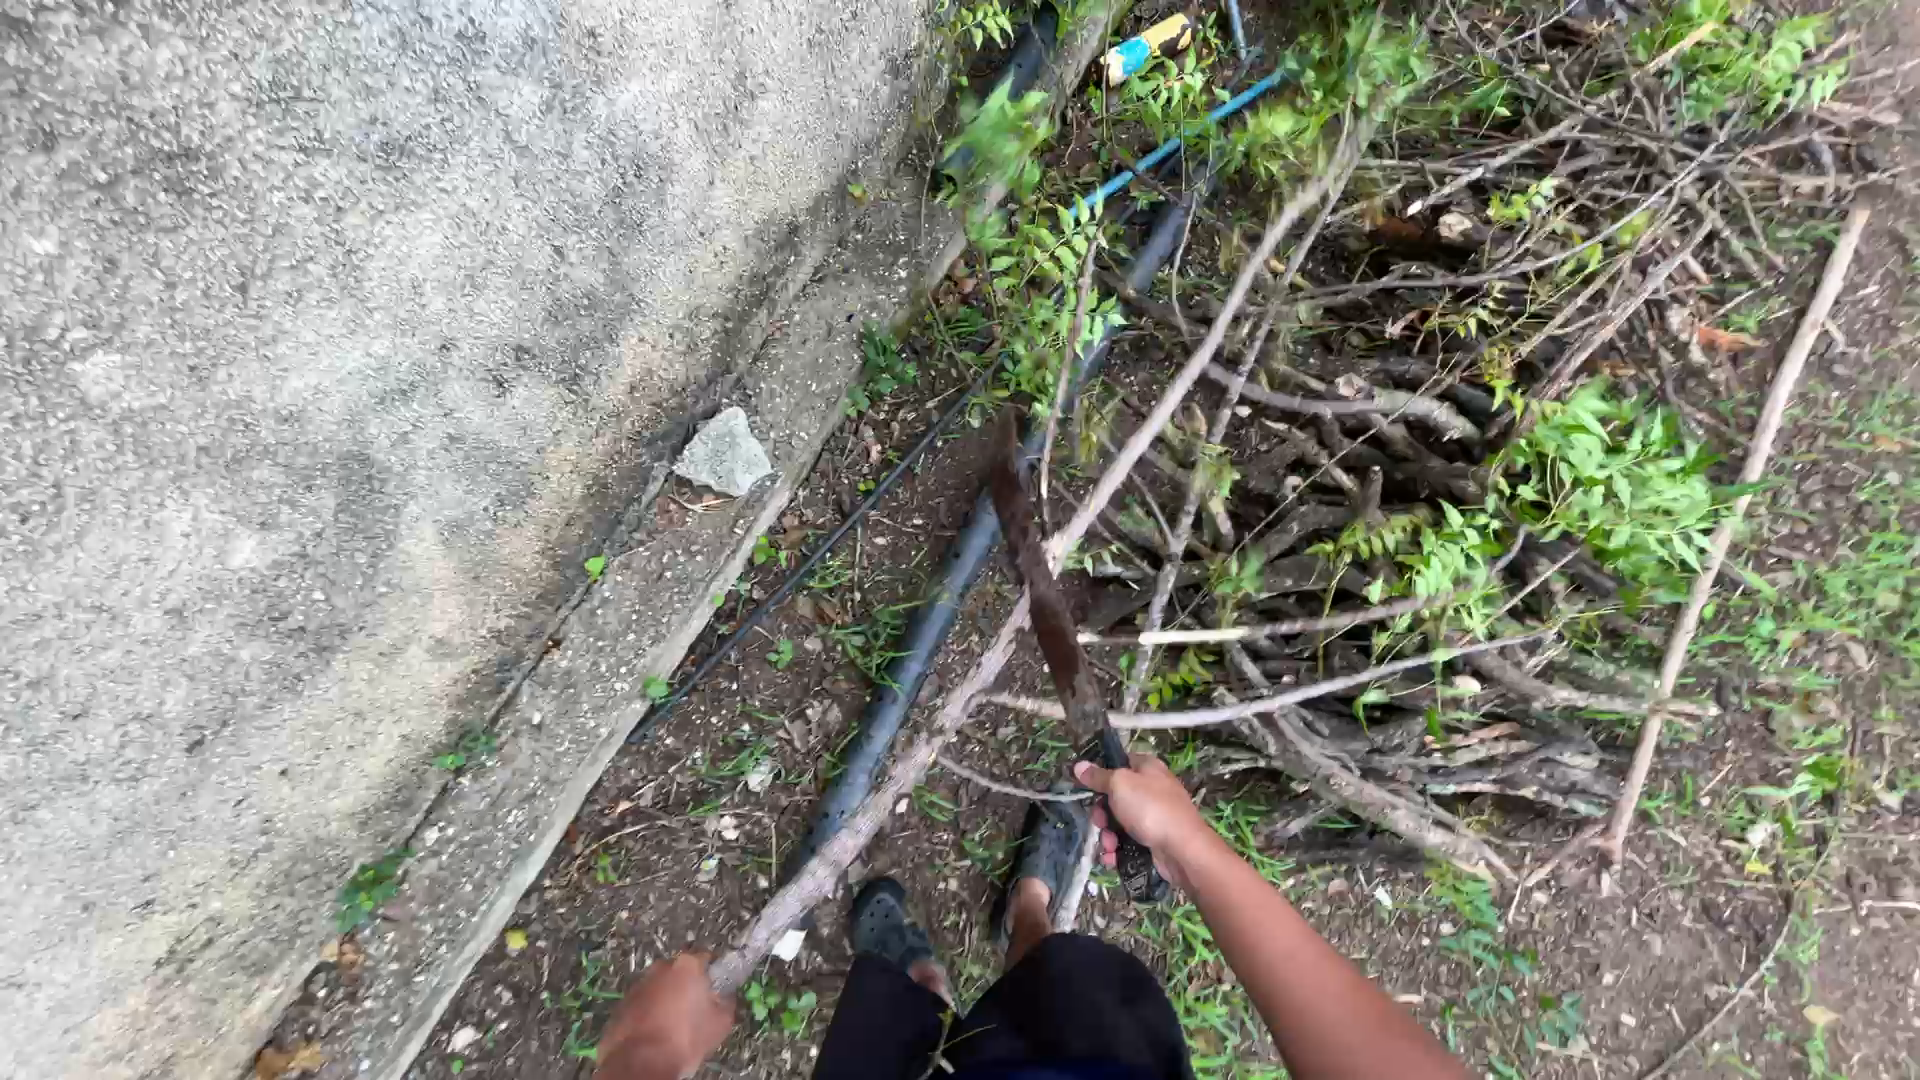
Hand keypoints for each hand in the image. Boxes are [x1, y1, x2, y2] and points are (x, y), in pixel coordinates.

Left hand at [593, 953, 734, 1079]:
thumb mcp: (720, 1023)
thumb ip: (726, 1003)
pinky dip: (645, 1016)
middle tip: (692, 1010)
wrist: (640, 1066)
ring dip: (663, 1001)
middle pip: (678, 972)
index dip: (712, 975)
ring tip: (669, 1026)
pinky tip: (651, 1035)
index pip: (705, 959)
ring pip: (657, 989)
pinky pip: (639, 1007)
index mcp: (687, 965)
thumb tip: (725, 998)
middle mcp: (660, 968)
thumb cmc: (685, 1039)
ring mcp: (636, 987)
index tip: (714, 991)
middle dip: (685, 986)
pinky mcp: (619, 1008)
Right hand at [1073, 754, 1214, 891]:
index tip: (1086, 786)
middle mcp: (1152, 788)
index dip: (1101, 773)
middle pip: (1115, 795)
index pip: (1119, 762)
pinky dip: (1118, 848)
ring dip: (1108, 834)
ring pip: (1120, 820)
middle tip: (1099, 822)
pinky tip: (1112, 857)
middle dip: (1102, 812)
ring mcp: (1154, 814)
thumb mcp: (1119, 784)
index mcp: (1147, 767)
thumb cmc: (1150, 807)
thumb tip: (1079, 765)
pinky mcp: (1154, 838)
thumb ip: (1098, 776)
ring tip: (1108, 845)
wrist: (1183, 849)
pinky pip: (1129, 840)